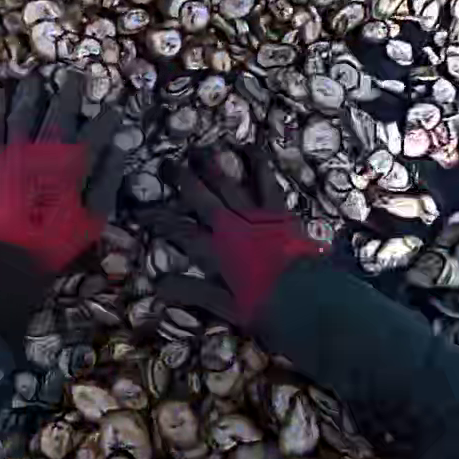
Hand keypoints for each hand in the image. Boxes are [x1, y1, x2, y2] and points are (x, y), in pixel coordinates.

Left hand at [0, 72, 126, 273]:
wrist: (15, 251)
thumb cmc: (59, 237)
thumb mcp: (95, 215)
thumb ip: (108, 179)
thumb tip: (118, 148)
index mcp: (74, 161)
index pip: (97, 130)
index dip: (107, 117)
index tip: (114, 106)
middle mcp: (46, 148)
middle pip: (60, 111)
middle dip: (70, 91)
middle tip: (75, 74)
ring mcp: (17, 150)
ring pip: (25, 111)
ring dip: (33, 91)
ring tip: (36, 76)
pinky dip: (0, 109)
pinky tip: (2, 95)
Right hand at [151, 147, 331, 324]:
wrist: (319, 302)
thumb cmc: (270, 309)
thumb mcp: (228, 307)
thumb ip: (193, 292)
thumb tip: (157, 287)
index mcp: (218, 251)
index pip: (179, 230)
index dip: (158, 218)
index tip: (139, 210)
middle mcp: (234, 227)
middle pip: (203, 197)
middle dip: (183, 180)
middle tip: (168, 163)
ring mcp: (259, 217)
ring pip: (232, 184)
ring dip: (215, 166)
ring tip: (202, 148)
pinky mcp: (281, 214)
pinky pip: (267, 183)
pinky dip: (258, 166)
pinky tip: (253, 151)